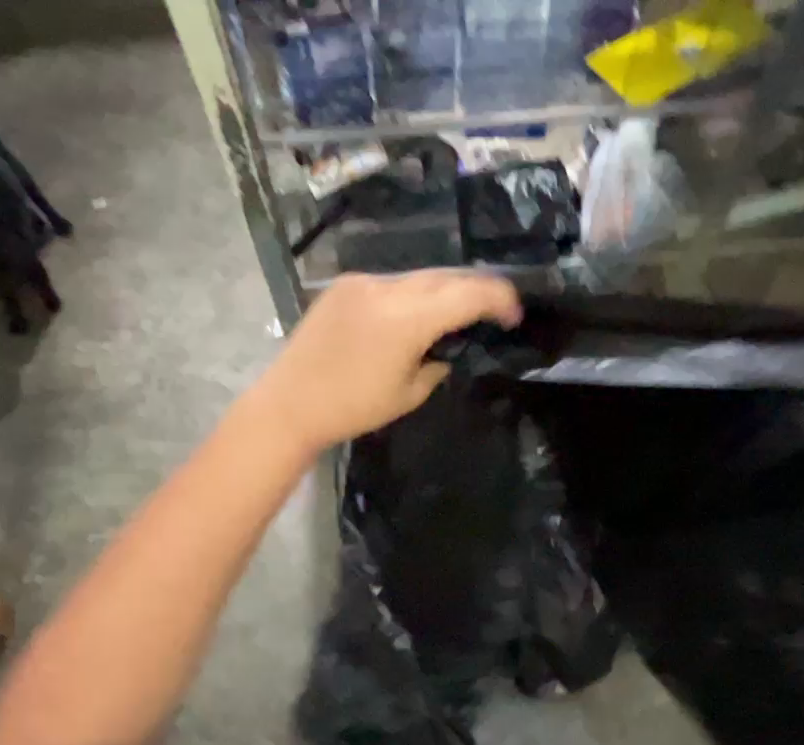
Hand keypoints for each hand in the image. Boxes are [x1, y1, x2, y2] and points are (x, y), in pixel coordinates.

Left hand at [247, 270, 522, 452]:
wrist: (290, 404)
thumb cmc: (352, 408)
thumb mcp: (409, 393)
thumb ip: (438, 361)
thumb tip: (450, 346)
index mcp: (406, 318)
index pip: (468, 293)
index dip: (499, 299)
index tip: (514, 315)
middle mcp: (386, 288)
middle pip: (445, 277)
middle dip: (475, 290)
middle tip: (493, 312)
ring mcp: (362, 282)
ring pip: (418, 277)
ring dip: (442, 291)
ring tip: (455, 315)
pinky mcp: (344, 285)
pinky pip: (390, 283)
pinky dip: (410, 295)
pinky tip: (412, 317)